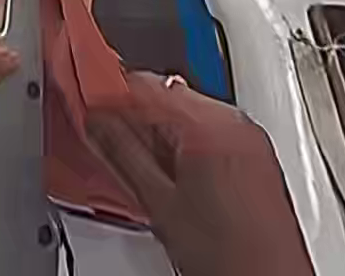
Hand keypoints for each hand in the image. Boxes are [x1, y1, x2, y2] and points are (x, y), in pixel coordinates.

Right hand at [89, 72, 315, 275]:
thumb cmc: (232, 263)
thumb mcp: (160, 204)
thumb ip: (121, 152)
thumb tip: (96, 120)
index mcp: (209, 122)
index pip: (145, 85)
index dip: (110, 92)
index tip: (88, 99)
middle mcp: (233, 120)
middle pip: (167, 99)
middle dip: (135, 119)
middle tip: (106, 137)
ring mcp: (249, 138)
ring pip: (187, 117)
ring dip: (159, 134)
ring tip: (140, 169)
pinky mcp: (256, 157)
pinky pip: (209, 134)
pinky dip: (185, 147)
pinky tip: (172, 179)